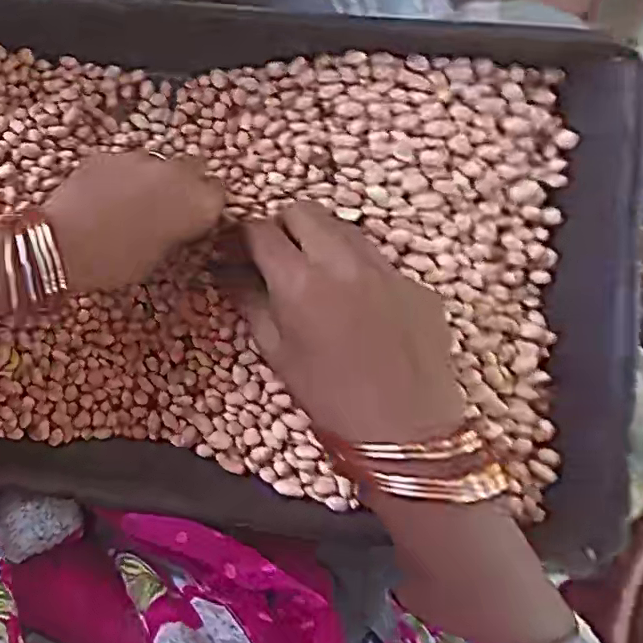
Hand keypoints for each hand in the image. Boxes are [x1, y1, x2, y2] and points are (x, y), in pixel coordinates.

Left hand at [44, 151, 225, 292]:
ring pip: (156, 162)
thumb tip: (175, 224)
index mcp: (197, 202)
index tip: (192, 217)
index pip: (217, 192)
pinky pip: (123, 162)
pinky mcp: (108, 154)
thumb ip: (175, 232)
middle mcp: (175, 172)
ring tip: (130, 201)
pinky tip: (104, 195)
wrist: (62, 243)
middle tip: (164, 206)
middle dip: (184, 183)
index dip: (204, 205)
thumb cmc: (115, 262)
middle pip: (193, 168)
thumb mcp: (157, 258)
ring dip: (151, 176)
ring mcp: (139, 158)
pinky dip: (120, 174)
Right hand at [238, 203, 464, 443]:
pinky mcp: (415, 283)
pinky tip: (354, 301)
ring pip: (342, 226)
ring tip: (313, 271)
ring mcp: (385, 270)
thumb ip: (248, 298)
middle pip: (303, 211)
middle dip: (282, 226)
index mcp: (298, 282)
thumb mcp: (273, 348)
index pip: (259, 230)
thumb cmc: (326, 394)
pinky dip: (355, 266)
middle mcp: (342, 264)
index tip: (236, 248)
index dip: (241, 235)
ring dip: (319, 238)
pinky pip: (376, 258)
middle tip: (275, 254)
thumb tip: (227, 270)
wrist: (405, 431)